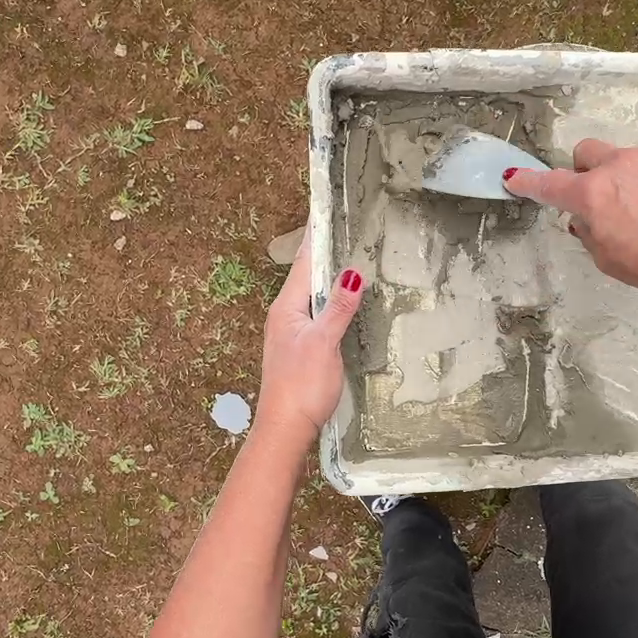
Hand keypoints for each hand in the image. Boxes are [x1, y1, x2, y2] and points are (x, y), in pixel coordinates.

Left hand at [253, 241, 365, 444]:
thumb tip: (353, 273)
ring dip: (331, 277)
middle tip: (347, 226)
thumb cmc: (301, 385)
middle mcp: (285, 316)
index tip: (326, 208)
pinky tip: (346, 304)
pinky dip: (333, 301)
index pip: (306, 262)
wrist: (286, 429)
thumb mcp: (323, 343)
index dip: (317, 235)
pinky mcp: (301, 350)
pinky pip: (319, 314)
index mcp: (286, 308)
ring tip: (351, 256)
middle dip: (327, 252)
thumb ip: (338, 308)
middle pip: (309, 276)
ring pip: (314, 296)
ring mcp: (292, 333)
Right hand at [503, 139, 637, 306]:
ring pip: (626, 156)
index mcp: (594, 195)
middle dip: (586, 173)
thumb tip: (586, 218)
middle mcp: (620, 165)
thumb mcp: (612, 262)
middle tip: (603, 201)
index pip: (549, 184)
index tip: (514, 178)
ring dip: (628, 176)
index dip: (528, 183)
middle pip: (586, 153)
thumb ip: (590, 234)